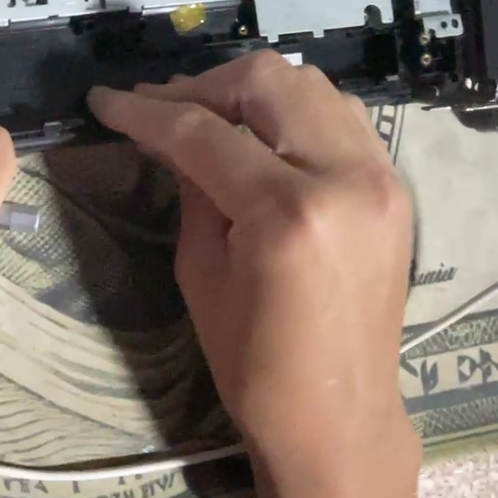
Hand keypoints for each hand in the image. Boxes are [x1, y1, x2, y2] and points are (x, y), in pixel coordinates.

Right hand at [87, 52, 416, 497]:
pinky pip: (338, 116)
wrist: (336, 415)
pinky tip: (256, 134)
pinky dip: (290, 111)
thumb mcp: (199, 271)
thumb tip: (170, 137)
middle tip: (158, 109)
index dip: (145, 113)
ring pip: (309, 86)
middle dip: (200, 86)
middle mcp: (345, 176)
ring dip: (247, 92)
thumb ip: (191, 189)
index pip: (203, 133)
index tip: (104, 101)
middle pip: (265, 83)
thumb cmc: (251, 362)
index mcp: (287, 213)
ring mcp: (382, 176)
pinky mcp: (393, 186)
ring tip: (202, 115)